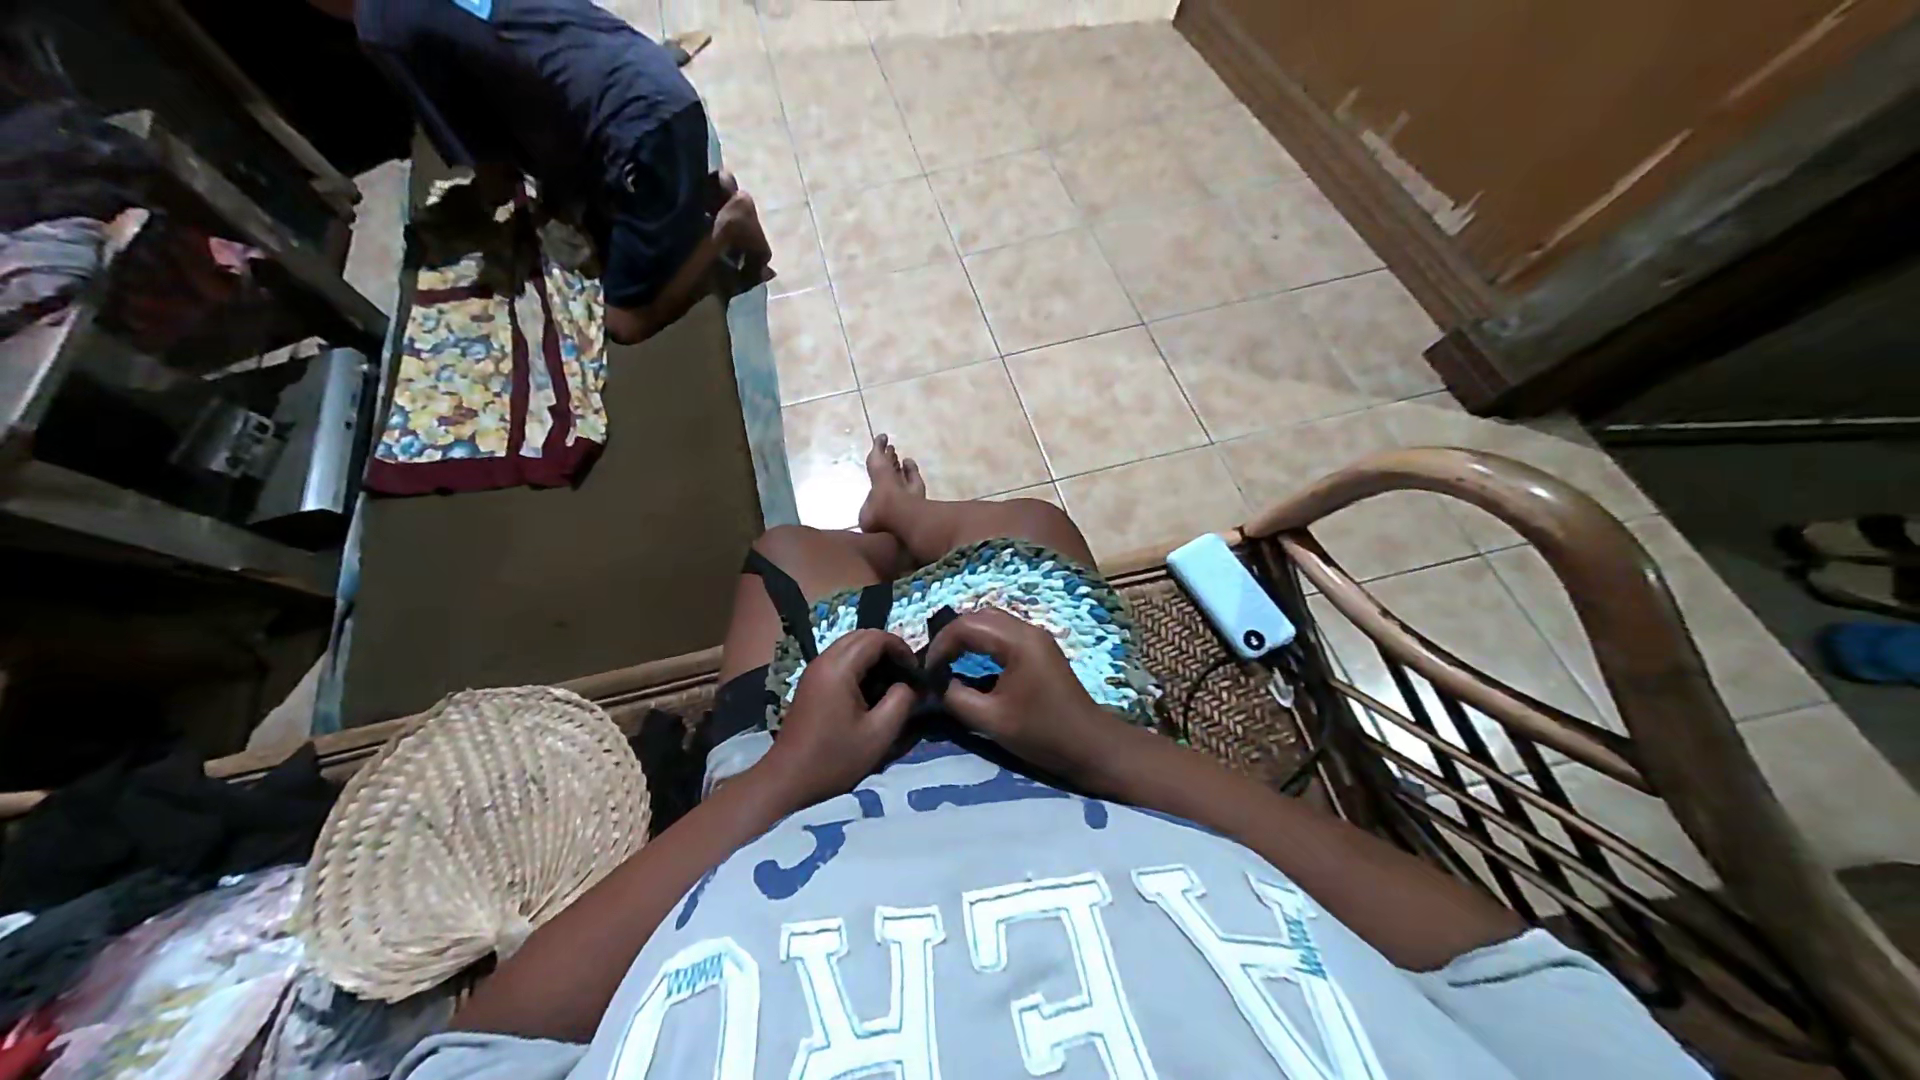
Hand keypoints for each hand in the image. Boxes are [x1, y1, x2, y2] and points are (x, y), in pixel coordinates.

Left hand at [753, 630, 915, 811]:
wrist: (788, 781)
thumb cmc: (835, 759)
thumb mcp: (879, 733)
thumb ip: (902, 701)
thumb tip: (910, 684)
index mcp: (839, 668)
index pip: (876, 637)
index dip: (901, 648)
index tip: (915, 672)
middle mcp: (823, 661)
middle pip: (861, 636)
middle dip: (888, 648)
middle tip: (905, 674)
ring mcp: (813, 671)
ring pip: (849, 646)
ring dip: (873, 657)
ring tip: (891, 683)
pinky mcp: (810, 683)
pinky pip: (839, 660)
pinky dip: (859, 666)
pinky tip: (869, 692)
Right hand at [925, 609, 1140, 790]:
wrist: (1092, 746)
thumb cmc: (1043, 733)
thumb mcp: (991, 720)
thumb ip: (956, 698)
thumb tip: (935, 684)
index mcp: (1018, 642)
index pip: (966, 626)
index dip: (940, 645)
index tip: (927, 671)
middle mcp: (1028, 630)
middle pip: (979, 617)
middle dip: (951, 636)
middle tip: (934, 664)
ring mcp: (1037, 638)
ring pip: (992, 622)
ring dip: (967, 637)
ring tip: (948, 663)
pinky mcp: (1040, 650)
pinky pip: (1004, 634)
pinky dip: (983, 643)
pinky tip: (971, 665)